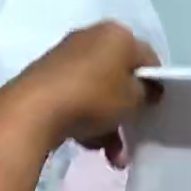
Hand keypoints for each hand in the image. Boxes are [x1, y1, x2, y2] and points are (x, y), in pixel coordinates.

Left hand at [0, 22, 160, 165]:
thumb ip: (147, 93)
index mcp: (117, 34)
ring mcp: (67, 57)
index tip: (154, 111)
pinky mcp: (48, 77)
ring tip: (111, 156)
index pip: (148, 58)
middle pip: (120, 79)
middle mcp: (93, 37)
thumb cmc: (93, 98)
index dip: (155, 86)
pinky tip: (86, 143)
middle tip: (131, 139)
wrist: (35, 109)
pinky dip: (86, 121)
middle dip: (127, 114)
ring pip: (99, 94)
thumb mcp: (133, 99)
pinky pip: (78, 100)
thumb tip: (148, 90)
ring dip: (109, 127)